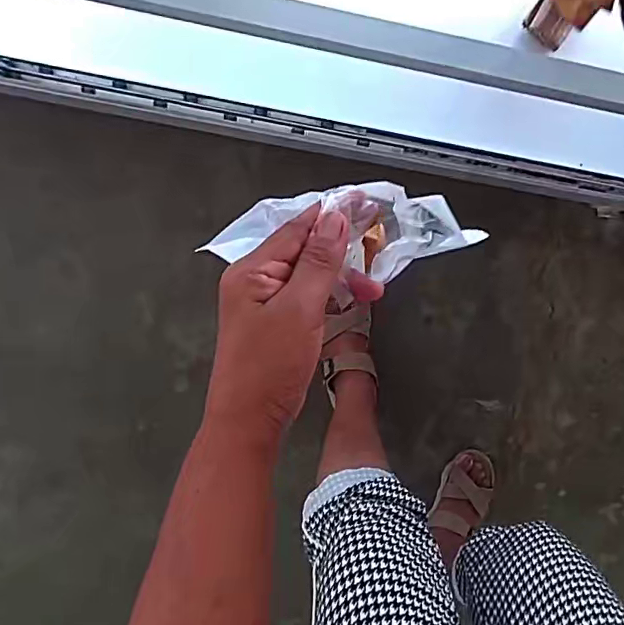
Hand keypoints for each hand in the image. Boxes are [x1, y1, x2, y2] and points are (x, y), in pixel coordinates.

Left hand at [205, 206, 384, 440]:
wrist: (249, 422)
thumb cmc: (266, 370)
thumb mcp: (300, 309)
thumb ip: (319, 262)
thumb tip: (334, 221)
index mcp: (251, 272)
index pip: (297, 229)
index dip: (332, 215)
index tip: (361, 202)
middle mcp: (254, 283)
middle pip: (305, 252)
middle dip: (342, 255)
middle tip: (374, 257)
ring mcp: (263, 305)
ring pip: (309, 277)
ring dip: (340, 280)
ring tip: (369, 290)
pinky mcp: (275, 325)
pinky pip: (307, 299)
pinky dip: (330, 299)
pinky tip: (348, 304)